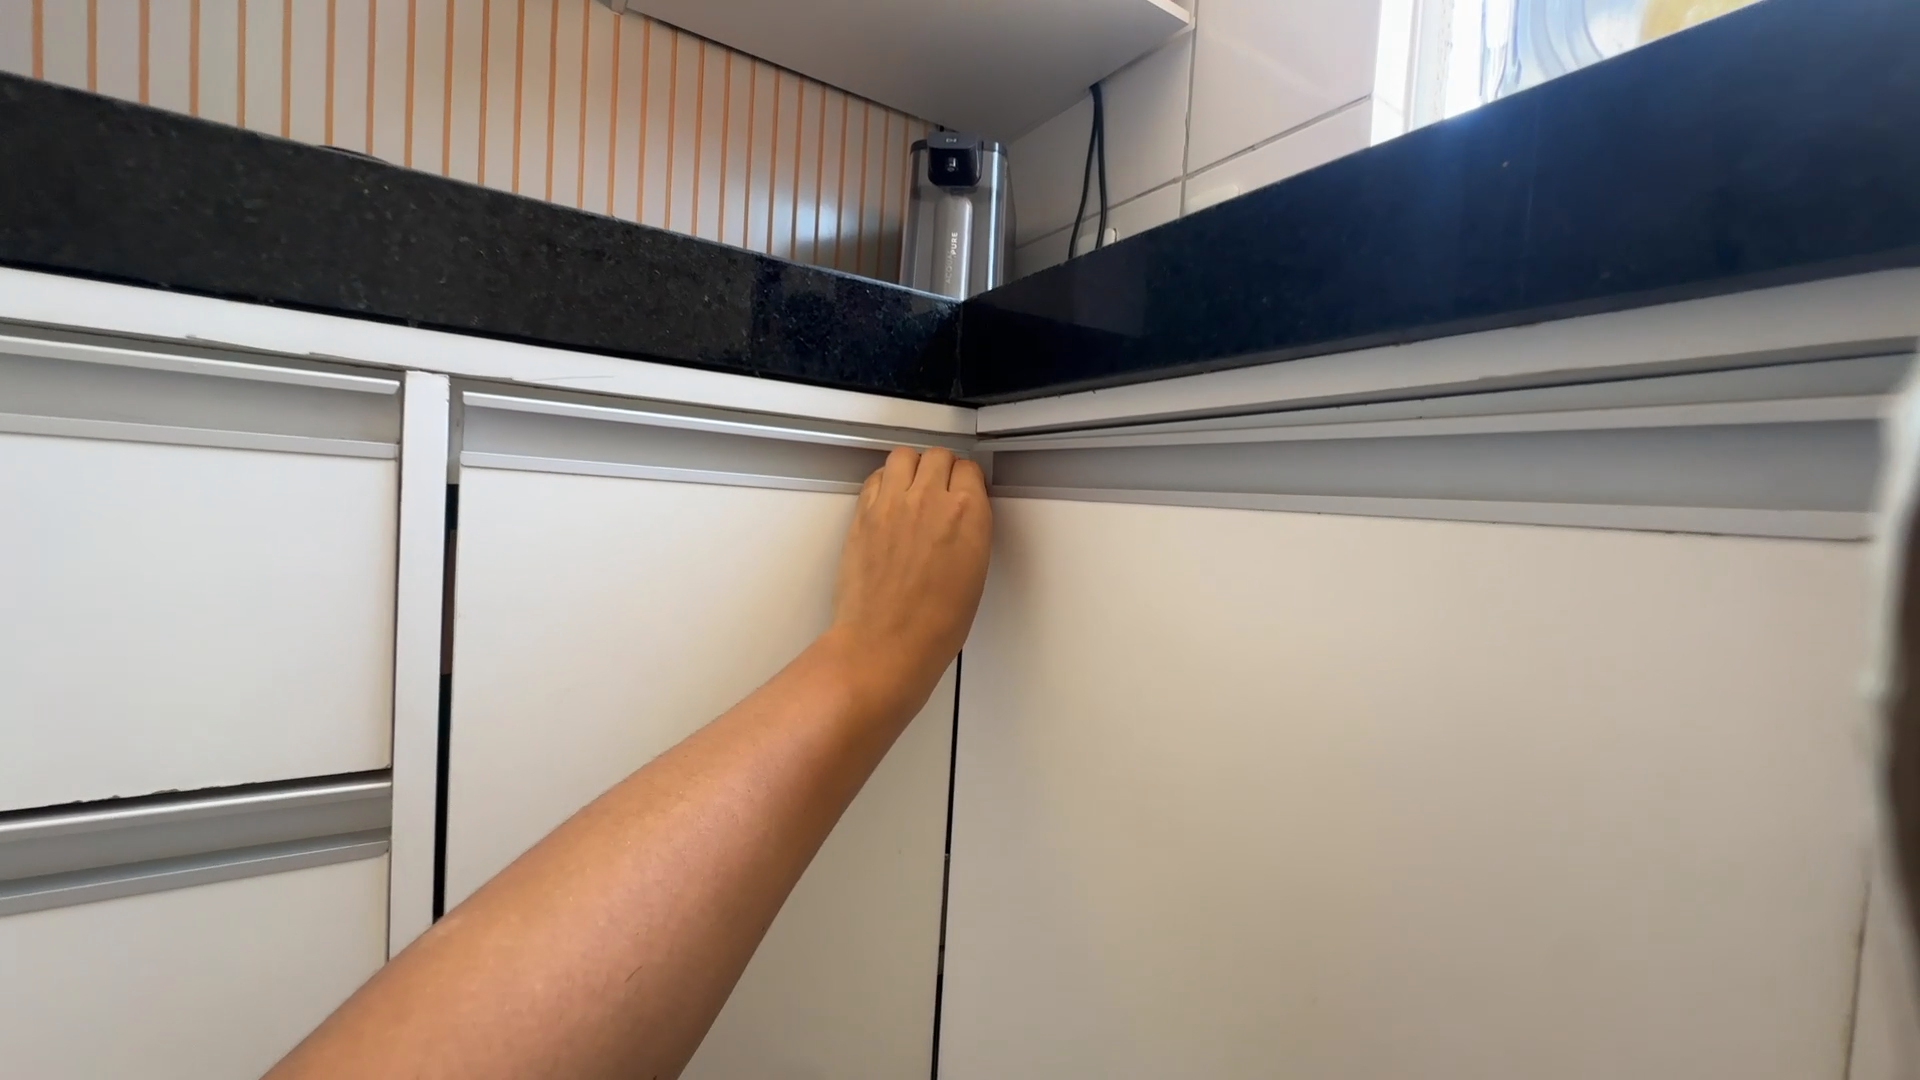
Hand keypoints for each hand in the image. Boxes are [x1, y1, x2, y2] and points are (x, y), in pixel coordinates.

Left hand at [826, 447, 991, 718]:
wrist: (886, 644)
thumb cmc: (933, 625)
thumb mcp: (974, 574)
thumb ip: (969, 533)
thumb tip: (961, 518)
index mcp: (968, 515)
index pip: (969, 470)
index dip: (966, 481)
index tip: (963, 491)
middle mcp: (931, 500)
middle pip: (938, 456)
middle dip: (941, 469)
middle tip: (939, 487)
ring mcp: (893, 504)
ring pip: (904, 456)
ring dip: (911, 467)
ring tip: (911, 486)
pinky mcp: (864, 514)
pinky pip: (875, 477)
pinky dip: (883, 482)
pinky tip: (888, 500)